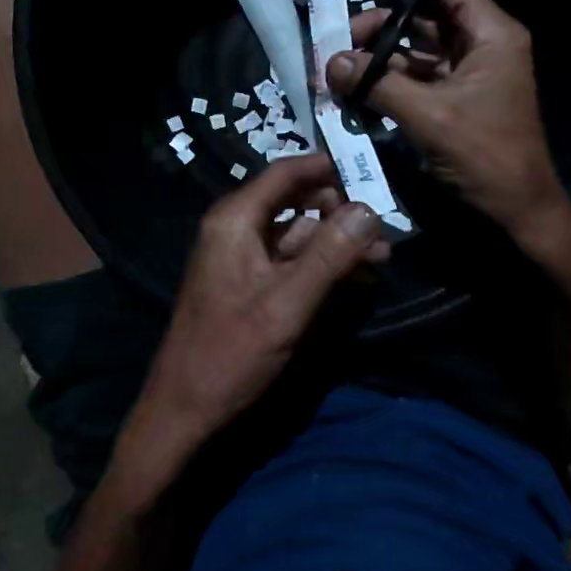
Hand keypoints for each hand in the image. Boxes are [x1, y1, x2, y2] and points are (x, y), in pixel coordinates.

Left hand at [125, 153, 387, 462]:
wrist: (186, 405)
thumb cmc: (231, 352)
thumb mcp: (286, 304)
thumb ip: (328, 255)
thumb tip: (369, 209)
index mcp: (236, 219)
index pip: (286, 173)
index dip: (328, 166)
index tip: (372, 169)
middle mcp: (236, 227)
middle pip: (296, 200)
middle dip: (341, 211)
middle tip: (384, 231)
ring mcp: (243, 255)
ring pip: (299, 232)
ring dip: (337, 241)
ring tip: (381, 257)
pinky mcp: (251, 281)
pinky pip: (292, 259)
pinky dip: (322, 264)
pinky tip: (356, 276)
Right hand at [324, 0, 570, 237]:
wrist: (517, 210)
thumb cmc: (487, 155)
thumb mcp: (430, 116)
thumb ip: (380, 85)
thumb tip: (332, 62)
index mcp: (490, 36)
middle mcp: (482, 47)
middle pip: (426, 16)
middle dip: (382, 22)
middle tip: (342, 39)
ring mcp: (468, 75)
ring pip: (417, 49)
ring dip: (380, 54)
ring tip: (342, 65)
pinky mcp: (456, 101)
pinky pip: (416, 78)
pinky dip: (388, 80)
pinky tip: (359, 88)